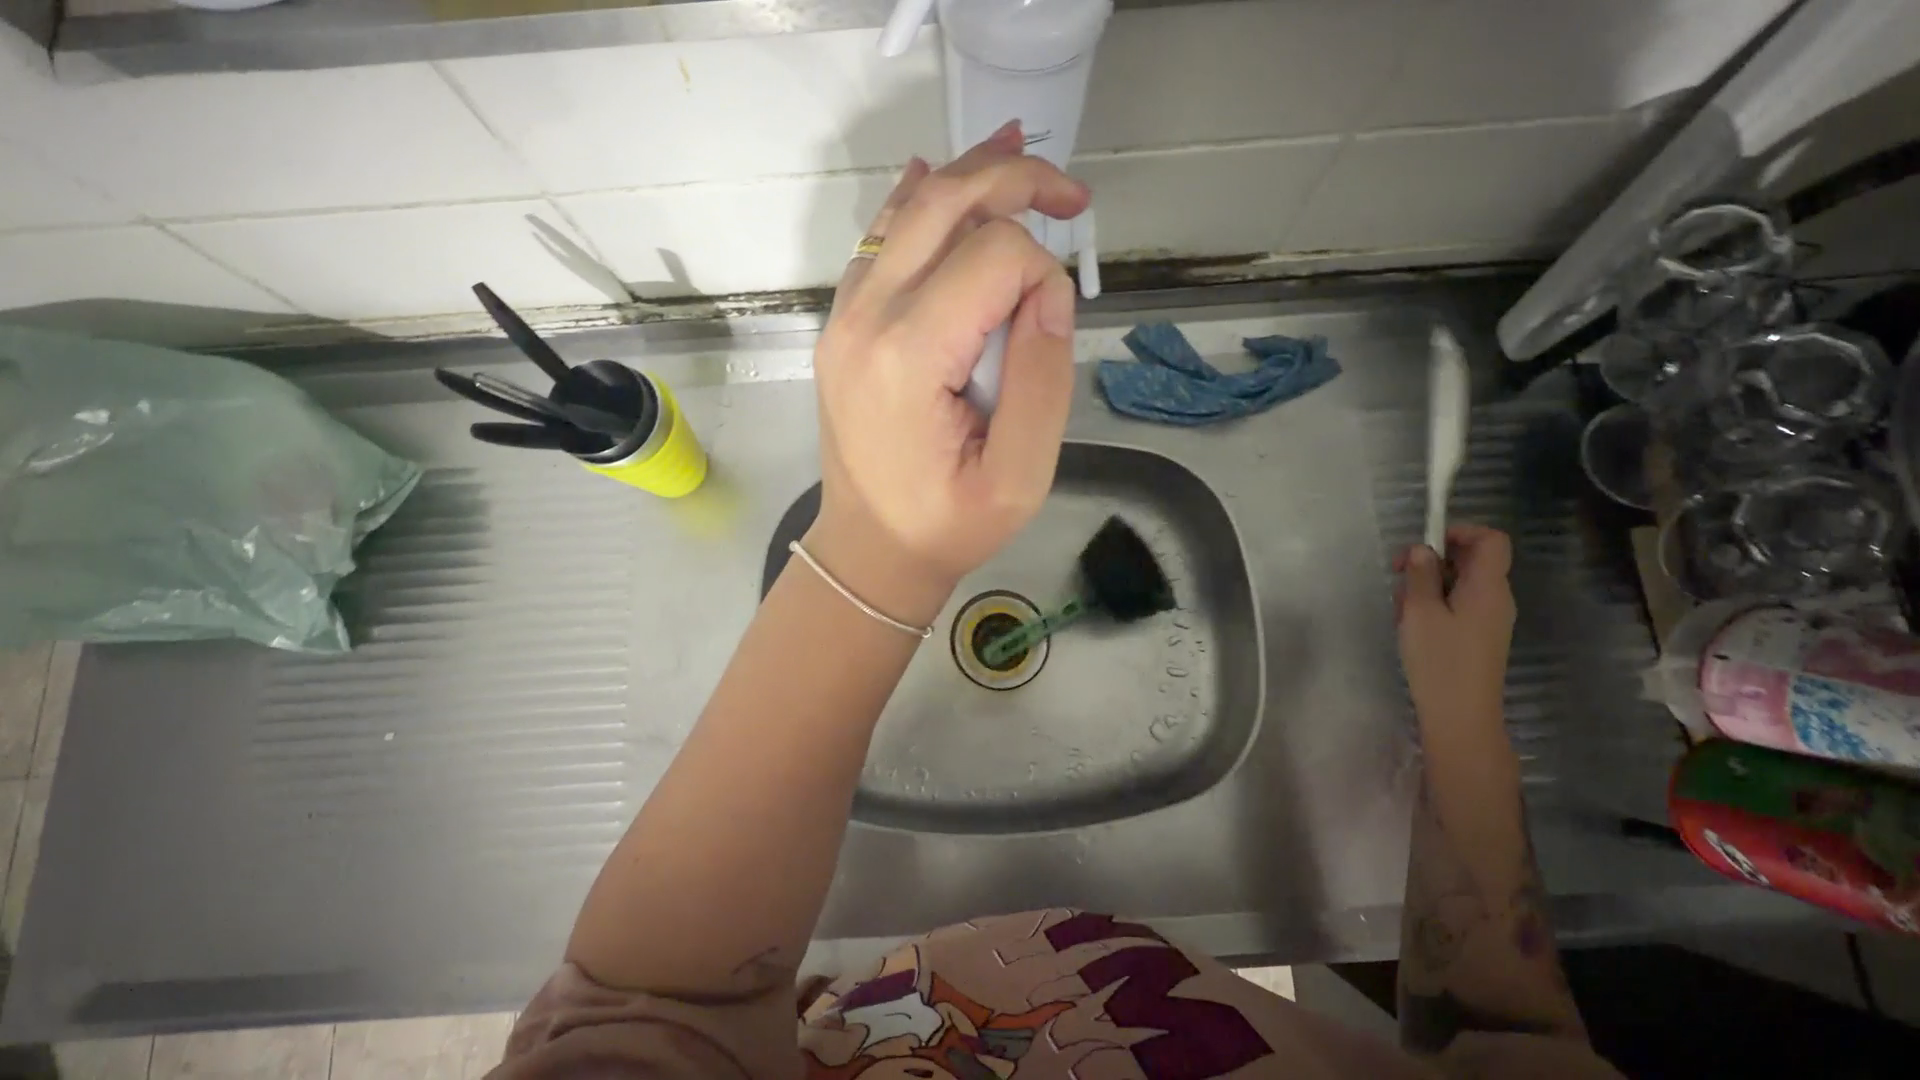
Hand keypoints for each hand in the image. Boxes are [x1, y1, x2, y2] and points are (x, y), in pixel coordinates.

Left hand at [806, 122, 1091, 616]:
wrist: (869, 550)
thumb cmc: (947, 525)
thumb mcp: (1020, 475)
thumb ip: (1044, 377)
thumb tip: (1049, 292)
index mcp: (909, 356)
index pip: (994, 257)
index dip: (1043, 273)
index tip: (1056, 322)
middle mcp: (866, 317)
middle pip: (945, 204)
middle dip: (1014, 182)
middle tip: (1070, 193)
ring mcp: (846, 315)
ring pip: (908, 210)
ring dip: (969, 177)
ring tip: (1021, 152)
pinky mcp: (844, 322)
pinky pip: (879, 240)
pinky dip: (918, 202)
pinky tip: (941, 175)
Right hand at [1394, 525, 1515, 731]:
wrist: (1461, 715)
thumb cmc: (1440, 660)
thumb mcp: (1419, 612)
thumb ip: (1420, 575)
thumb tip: (1423, 549)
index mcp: (1488, 586)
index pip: (1490, 539)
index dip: (1460, 531)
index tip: (1425, 544)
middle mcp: (1496, 598)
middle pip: (1472, 560)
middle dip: (1434, 560)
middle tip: (1401, 575)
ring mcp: (1490, 619)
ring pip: (1460, 583)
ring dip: (1429, 585)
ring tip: (1402, 607)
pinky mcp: (1479, 636)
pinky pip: (1459, 605)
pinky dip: (1435, 605)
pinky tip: (1413, 625)